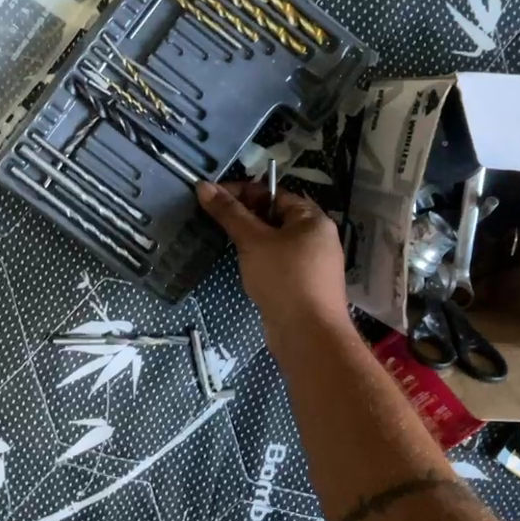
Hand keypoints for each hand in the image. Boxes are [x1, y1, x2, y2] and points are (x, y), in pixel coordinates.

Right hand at [195, 181, 352, 338]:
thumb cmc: (284, 279)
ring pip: (273, 239)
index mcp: (312, 218)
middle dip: (242, 215)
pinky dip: (257, 258)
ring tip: (221, 238)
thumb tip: (203, 186)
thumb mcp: (253, 241)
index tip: (211, 197)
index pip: (273, 193)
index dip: (241, 192)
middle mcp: (316, 236)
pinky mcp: (302, 284)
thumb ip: (229, 213)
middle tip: (212, 218)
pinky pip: (276, 260)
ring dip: (248, 237)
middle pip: (273, 215)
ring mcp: (311, 262)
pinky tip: (240, 264)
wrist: (308, 334)